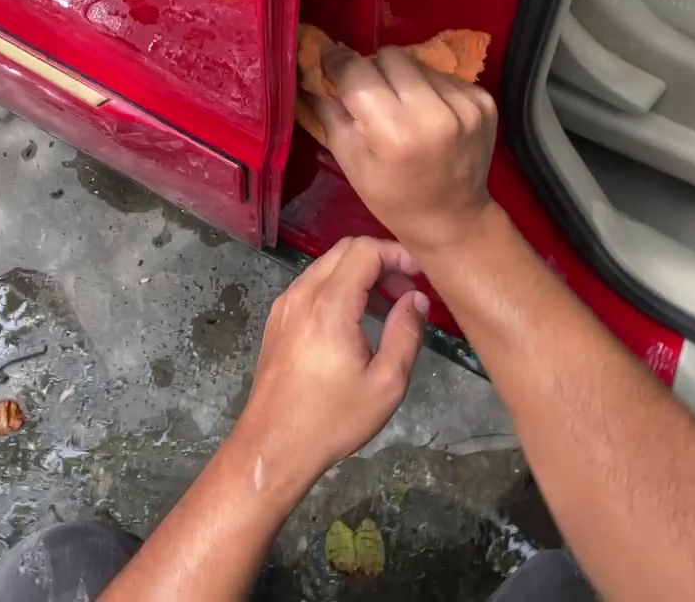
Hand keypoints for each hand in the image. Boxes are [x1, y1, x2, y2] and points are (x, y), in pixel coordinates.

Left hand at [229, 237, 429, 494]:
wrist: (273, 445)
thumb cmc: (332, 418)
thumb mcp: (386, 383)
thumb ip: (406, 333)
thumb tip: (415, 299)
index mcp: (329, 304)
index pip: (365, 249)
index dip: (396, 252)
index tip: (420, 272)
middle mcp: (303, 293)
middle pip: (345, 249)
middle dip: (381, 259)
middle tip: (406, 291)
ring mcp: (286, 303)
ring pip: (328, 264)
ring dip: (360, 273)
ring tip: (387, 306)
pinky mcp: (278, 316)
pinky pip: (313, 283)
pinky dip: (339, 285)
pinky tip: (355, 318)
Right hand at [310, 43, 499, 255]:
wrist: (452, 218)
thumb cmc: (390, 196)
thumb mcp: (348, 159)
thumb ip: (329, 109)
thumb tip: (311, 66)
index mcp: (393, 134)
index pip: (358, 72)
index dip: (340, 64)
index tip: (331, 61)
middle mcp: (433, 114)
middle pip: (389, 57)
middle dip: (374, 70)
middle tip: (372, 95)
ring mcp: (464, 106)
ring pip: (417, 62)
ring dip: (403, 77)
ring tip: (403, 106)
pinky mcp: (483, 102)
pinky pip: (443, 75)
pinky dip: (430, 87)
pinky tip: (429, 114)